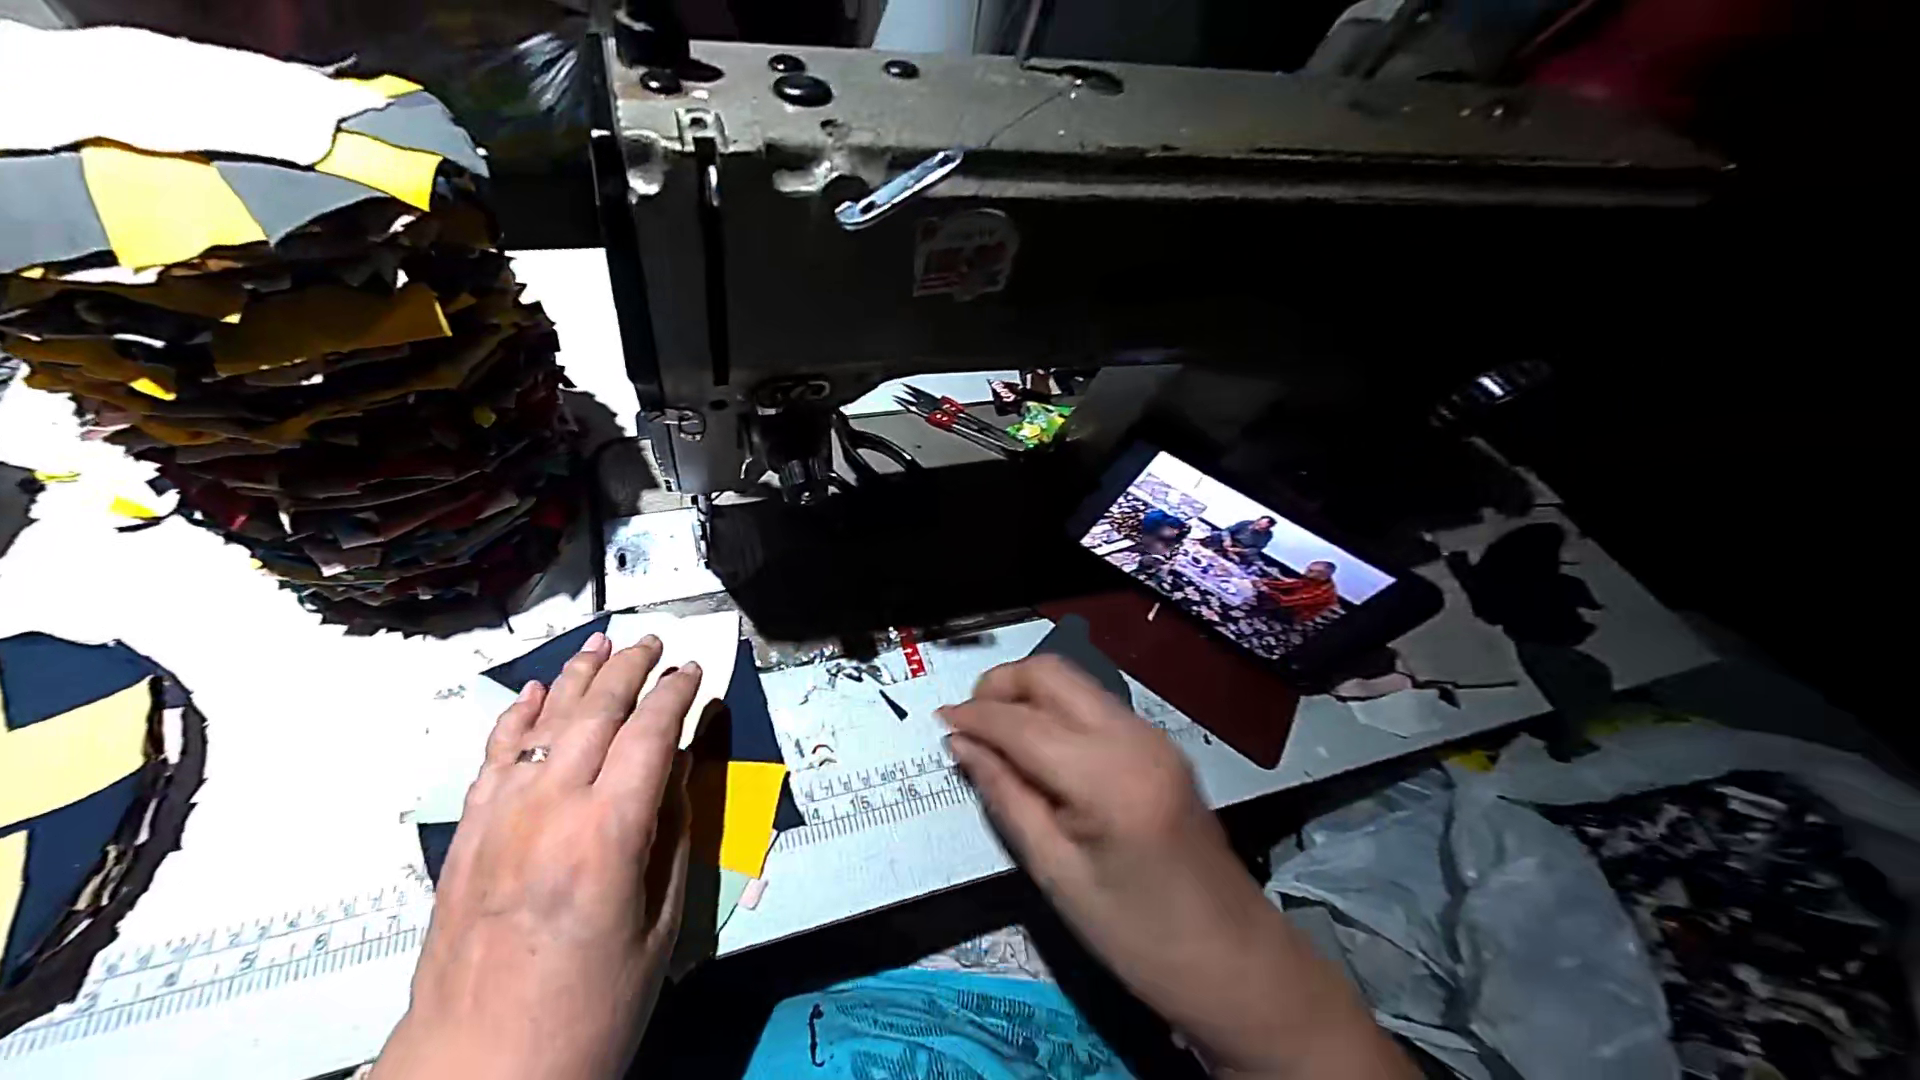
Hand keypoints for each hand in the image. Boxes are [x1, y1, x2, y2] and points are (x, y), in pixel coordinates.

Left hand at [372, 633, 701, 1079]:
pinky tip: (535, 693)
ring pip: (543, 721)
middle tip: (655, 643)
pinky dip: (517, 717)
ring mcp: (500, 819)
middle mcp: (550, 810)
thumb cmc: (591, 1009)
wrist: (476, 1076)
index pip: (651, 733)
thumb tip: (680, 768)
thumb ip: (672, 832)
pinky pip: (494, 756)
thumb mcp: (660, 922)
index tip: (693, 672)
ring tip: (603, 643)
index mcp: (608, 834)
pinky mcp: (469, 836)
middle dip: (631, 669)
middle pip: (596, 712)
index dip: (676, 695)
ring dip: (578, 677)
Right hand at [940, 656, 1412, 1079]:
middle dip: (1001, 685)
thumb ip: (1005, 796)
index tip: (941, 720)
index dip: (974, 715)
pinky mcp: (1159, 744)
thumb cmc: (1138, 937)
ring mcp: (1153, 735)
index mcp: (1108, 777)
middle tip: (969, 721)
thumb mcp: (1056, 874)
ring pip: (1074, 681)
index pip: (1023, 721)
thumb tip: (963, 745)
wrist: (1235, 961)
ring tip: (996, 734)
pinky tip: (1037, 745)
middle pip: (1052, 673)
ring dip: (1028, 694)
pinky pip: (1094, 705)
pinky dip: (1056, 710)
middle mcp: (1134, 737)